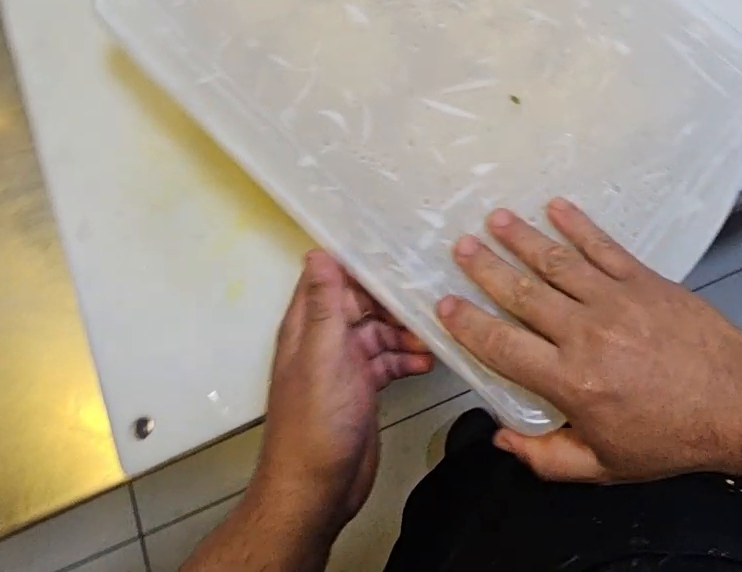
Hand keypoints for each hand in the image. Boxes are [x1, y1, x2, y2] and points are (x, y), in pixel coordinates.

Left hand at [251, 251, 434, 542]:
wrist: (317, 491)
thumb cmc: (315, 423)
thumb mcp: (323, 356)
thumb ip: (324, 306)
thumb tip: (317, 252)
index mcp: (308, 326)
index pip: (332, 278)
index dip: (360, 262)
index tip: (396, 249)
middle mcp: (325, 340)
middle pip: (363, 302)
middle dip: (394, 298)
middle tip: (429, 294)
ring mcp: (345, 364)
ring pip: (380, 330)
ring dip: (406, 330)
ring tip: (434, 334)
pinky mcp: (363, 387)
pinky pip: (389, 360)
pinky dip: (408, 358)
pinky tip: (427, 362)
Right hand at [436, 199, 741, 483]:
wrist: (737, 401)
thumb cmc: (671, 437)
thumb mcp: (606, 467)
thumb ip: (548, 459)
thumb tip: (501, 438)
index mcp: (571, 382)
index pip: (503, 346)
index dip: (468, 324)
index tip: (443, 304)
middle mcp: (584, 333)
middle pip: (522, 293)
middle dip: (485, 268)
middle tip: (459, 246)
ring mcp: (613, 300)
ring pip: (555, 262)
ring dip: (521, 237)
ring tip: (494, 218)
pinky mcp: (641, 278)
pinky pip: (602, 246)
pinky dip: (577, 224)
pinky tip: (556, 206)